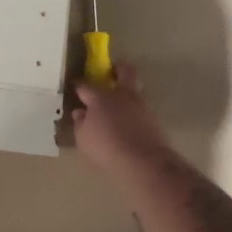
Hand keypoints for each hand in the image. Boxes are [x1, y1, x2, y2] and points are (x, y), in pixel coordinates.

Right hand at [71, 62, 179, 181]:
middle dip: (118, 69)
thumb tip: (81, 113)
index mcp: (101, 97)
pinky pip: (141, 110)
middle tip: (111, 75)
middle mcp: (122, 95)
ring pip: (135, 90)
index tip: (76, 89)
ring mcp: (141, 105)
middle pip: (125, 71)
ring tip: (118, 109)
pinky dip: (134, 113)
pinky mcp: (154, 119)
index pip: (86, 85)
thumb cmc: (107, 148)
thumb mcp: (83, 139)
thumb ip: (80, 123)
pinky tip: (129, 125)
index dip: (79, 86)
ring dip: (127, 94)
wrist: (145, 161)